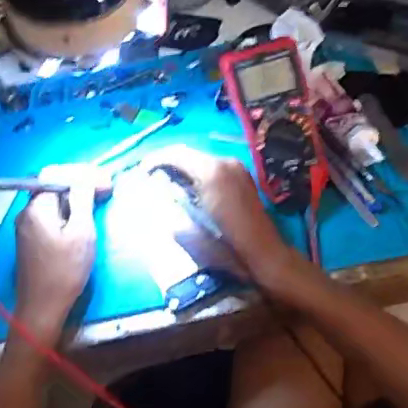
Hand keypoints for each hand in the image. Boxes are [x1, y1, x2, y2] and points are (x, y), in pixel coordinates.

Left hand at [13, 186, 97, 344]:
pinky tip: (81, 217)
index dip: (82, 174)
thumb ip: (82, 200)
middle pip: (53, 186)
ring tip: (96, 199)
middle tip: (104, 188)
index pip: (57, 175)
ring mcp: (26, 227)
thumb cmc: (64, 271)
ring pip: (52, 201)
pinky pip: (49, 215)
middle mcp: (26, 212)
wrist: (42, 308)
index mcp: (36, 207)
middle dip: (78, 183)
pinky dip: (66, 211)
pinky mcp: (30, 239)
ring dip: (73, 197)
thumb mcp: (81, 233)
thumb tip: (84, 177)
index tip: (105, 182)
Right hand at [145, 148, 314, 296]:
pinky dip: (195, 170)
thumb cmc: (229, 247)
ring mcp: (236, 167)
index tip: (141, 171)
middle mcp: (225, 162)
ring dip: (181, 165)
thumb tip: (157, 193)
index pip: (176, 153)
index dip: (155, 159)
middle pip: (188, 152)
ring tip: (164, 180)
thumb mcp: (192, 229)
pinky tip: (187, 186)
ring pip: (200, 158)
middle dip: (166, 161)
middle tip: (149, 175)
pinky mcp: (242, 175)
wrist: (266, 255)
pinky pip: (212, 165)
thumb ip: (173, 204)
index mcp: (212, 172)